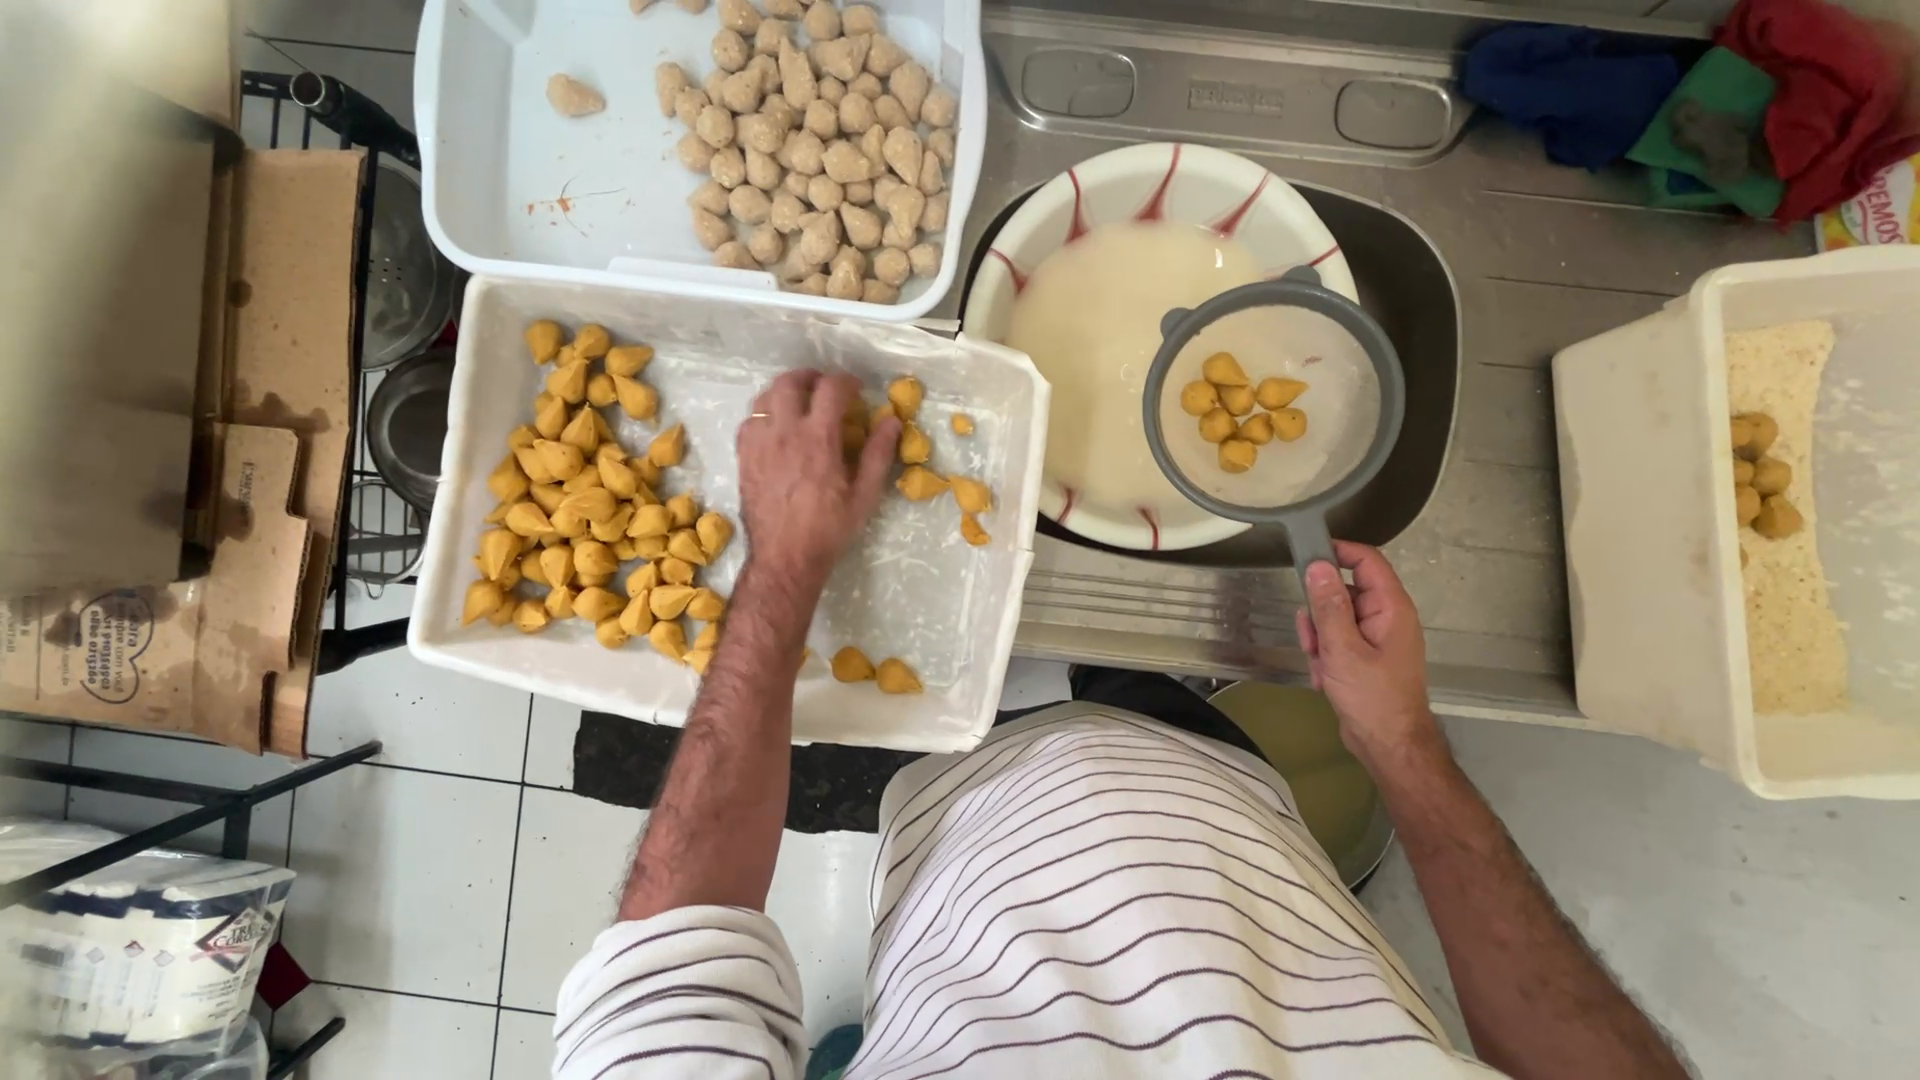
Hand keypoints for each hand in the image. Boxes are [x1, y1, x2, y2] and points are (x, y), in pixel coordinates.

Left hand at [737, 370, 898, 588]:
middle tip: (825, 387)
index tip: (857, 389)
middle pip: (790, 382)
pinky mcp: (743, 457)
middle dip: (811, 377)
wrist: (784, 558)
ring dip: (785, 392)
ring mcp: (758, 444)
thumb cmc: (829, 530)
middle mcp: (784, 433)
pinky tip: (776, 428)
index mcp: (818, 440)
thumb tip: (891, 421)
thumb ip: (878, 454)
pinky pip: (749, 421)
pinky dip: (765, 414)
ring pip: (764, 397)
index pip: (831, 388)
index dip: (846, 381)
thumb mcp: (864, 495)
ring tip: (800, 402)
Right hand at [1294, 541, 1447, 774]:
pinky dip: (1324, 656)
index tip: (1305, 555)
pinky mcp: (1363, 656)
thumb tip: (1318, 565)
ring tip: (1321, 664)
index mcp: (1391, 608)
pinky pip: (1335, 641)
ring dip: (1319, 638)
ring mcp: (1374, 638)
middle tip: (1312, 637)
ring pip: (1333, 618)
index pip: (1367, 561)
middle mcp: (1385, 617)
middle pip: (1342, 590)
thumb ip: (1328, 606)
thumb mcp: (1343, 649)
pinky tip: (1325, 677)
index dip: (1338, 551)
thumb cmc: (1372, 697)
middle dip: (1319, 611)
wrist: (1388, 745)